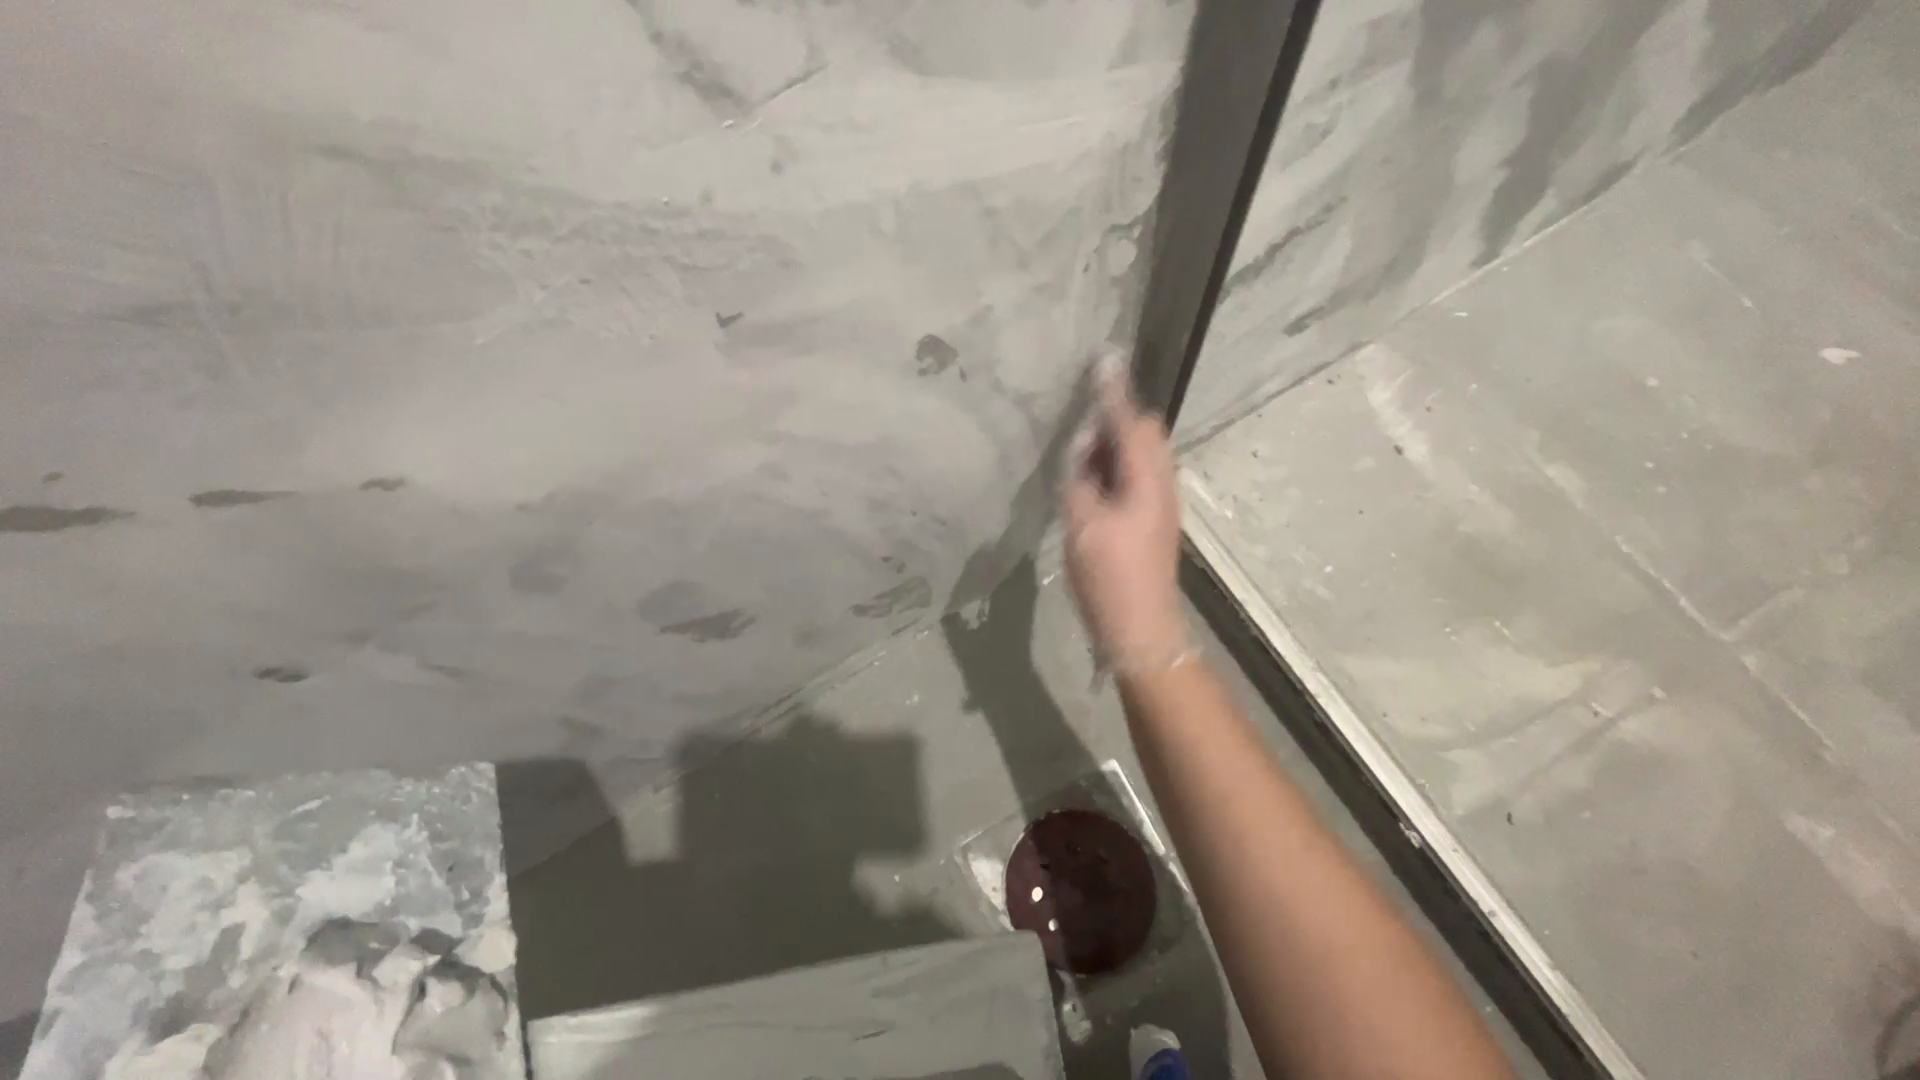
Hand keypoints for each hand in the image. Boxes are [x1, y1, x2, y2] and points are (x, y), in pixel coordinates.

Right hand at [1061, 354, 1186, 673]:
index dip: (1113, 390)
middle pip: (1144, 432)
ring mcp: (1161, 503)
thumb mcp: (1082, 523)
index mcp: (1147, 479)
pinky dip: (1115, 465)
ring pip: (1141, 454)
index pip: (1130, 421)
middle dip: (1116, 416)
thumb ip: (1081, 475)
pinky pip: (1136, 475)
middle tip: (1081, 416)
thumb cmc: (1109, 577)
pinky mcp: (1152, 520)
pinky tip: (1090, 477)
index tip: (1104, 357)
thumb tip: (1085, 443)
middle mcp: (1162, 483)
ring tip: (1080, 446)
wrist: (1140, 629)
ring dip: (1114, 442)